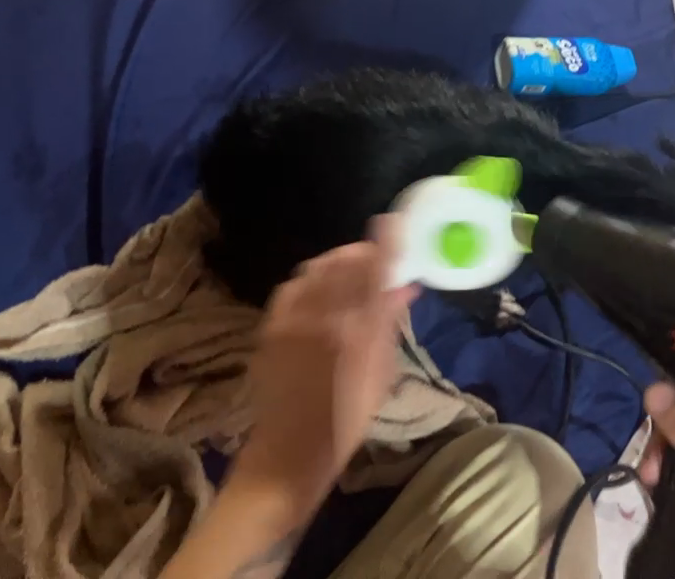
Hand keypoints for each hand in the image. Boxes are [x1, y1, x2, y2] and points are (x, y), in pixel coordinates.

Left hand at [230, 216, 418, 515]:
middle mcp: (322, 317)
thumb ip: (388, 326)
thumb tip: (403, 288)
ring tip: (350, 269)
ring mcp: (291, 320)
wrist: (288, 453)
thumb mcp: (380, 376)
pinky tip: (319, 287)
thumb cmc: (345, 422)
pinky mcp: (270, 326)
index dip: (387, 243)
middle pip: (344, 263)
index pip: (375, 273)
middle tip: (377, 256)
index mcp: (356, 332)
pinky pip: (293, 286)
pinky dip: (311, 278)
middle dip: (363, 251)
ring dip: (336, 261)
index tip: (395, 221)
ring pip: (317, 269)